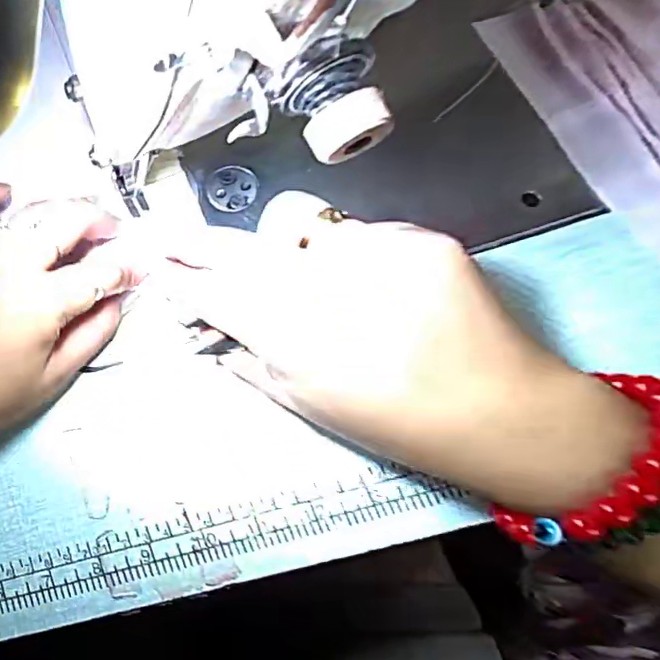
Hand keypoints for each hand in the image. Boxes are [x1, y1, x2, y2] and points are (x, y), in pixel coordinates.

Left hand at [0, 183, 142, 472]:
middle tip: (116, 233)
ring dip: (59, 211)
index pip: (96, 274)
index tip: (141, 273)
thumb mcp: (55, 377)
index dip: (125, 272)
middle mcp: (9, 266)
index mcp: (39, 301)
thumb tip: (116, 300)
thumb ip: (93, 333)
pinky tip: (6, 192)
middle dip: (98, 224)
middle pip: (65, 225)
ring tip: (81, 219)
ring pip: (27, 215)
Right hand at [164, 201, 642, 512]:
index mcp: (305, 349)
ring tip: (316, 290)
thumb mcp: (313, 407)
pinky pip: (358, 235)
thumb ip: (254, 366)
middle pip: (250, 252)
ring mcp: (386, 256)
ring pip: (304, 235)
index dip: (182, 280)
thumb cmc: (400, 425)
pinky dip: (347, 257)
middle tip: (172, 237)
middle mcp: (338, 294)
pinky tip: (369, 288)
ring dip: (290, 257)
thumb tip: (210, 336)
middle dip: (205, 245)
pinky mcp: (424, 238)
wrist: (507, 410)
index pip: (222, 297)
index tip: (153, 263)